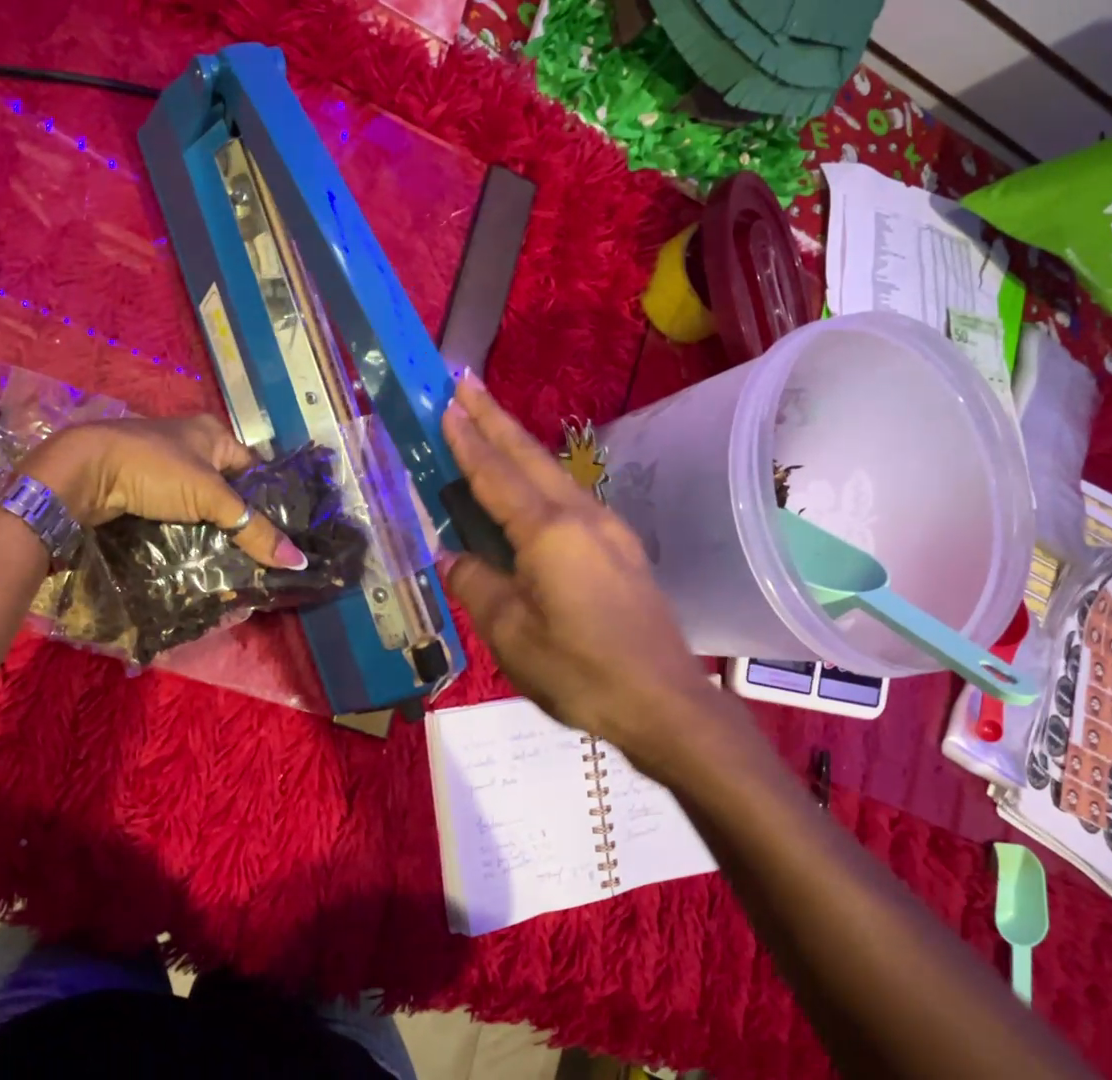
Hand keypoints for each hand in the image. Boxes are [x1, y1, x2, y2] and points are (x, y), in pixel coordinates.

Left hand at [21, 415, 307, 568]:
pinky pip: (176, 515)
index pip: (255, 469)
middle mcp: (191, 446)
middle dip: (241, 521)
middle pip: (229, 489)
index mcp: (213, 433)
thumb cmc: (154, 469)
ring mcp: (163, 469)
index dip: (270, 500)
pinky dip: (187, 534)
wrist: (84, 473)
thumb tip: (299, 561)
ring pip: (201, 506)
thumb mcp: (211, 498)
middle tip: (263, 556)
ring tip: (236, 564)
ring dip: (213, 531)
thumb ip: (254, 529)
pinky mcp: (142, 491)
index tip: (286, 536)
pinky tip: (199, 557)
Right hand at [442, 376, 740, 776]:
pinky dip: (537, 481)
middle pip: (530, 458)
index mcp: (549, 533)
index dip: (468, 440)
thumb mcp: (512, 636)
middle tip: (465, 382)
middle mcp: (581, 517)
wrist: (665, 703)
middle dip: (495, 418)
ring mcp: (608, 532)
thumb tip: (453, 557)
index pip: (497, 475)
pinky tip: (527, 490)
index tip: (445, 402)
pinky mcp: (620, 552)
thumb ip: (478, 586)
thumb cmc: (581, 671)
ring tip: (489, 424)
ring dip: (517, 446)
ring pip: (552, 476)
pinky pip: (567, 500)